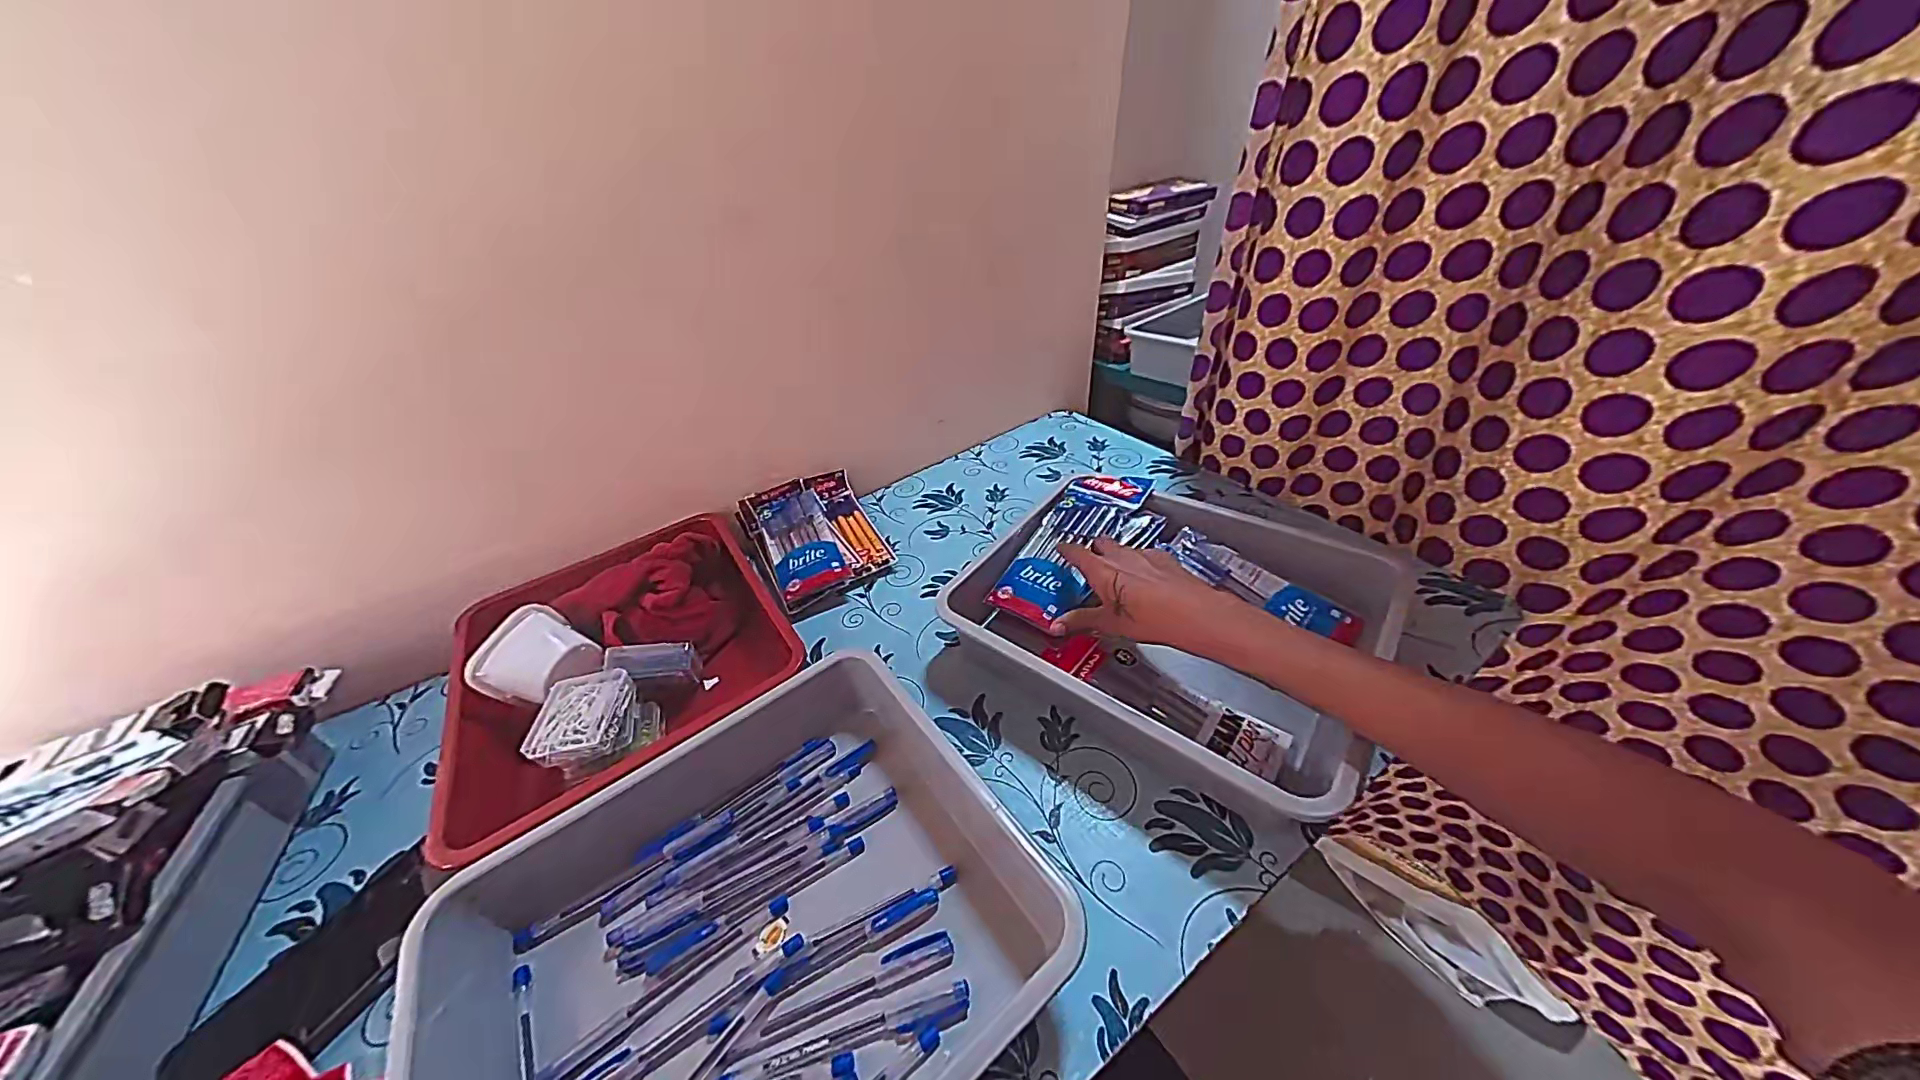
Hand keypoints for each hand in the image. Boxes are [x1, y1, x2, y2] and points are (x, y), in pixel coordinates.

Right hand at [1052, 537, 1257, 651]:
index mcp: (1103, 570)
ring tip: (1116, 575)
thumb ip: (1082, 620)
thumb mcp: (1111, 624)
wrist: (1196, 614)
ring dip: (1116, 557)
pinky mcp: (1165, 560)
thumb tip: (1060, 624)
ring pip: (1123, 549)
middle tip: (1087, 564)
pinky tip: (1145, 580)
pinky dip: (1139, 564)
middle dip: (1092, 550)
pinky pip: (1145, 555)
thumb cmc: (1157, 618)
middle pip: (1100, 544)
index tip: (1062, 549)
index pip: (1077, 552)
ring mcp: (1146, 556)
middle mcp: (1123, 556)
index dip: (1067, 550)